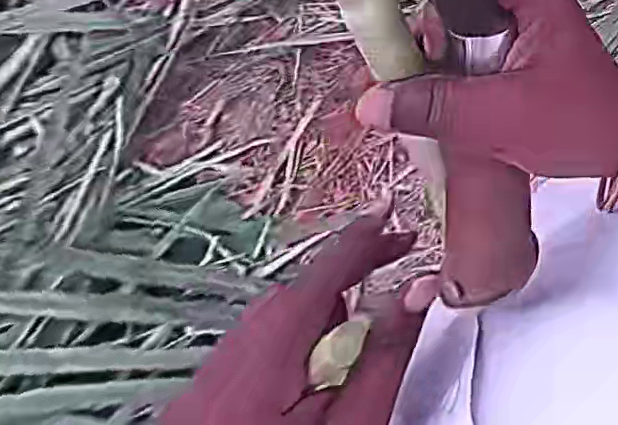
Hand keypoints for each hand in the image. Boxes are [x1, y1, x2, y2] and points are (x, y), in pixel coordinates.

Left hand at [161, 212, 436, 424]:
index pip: (329, 266)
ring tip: (343, 367)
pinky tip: (303, 390)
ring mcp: (206, 381)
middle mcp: (231, 353)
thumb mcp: (354, 423)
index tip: (395, 213)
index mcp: (271, 349)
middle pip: (301, 290)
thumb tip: (421, 286)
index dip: (369, 235)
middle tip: (385, 300)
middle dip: (346, 288)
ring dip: (320, 322)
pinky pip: (254, 348)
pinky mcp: (196, 404)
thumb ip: (388, 350)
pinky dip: (290, 348)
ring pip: (276, 319)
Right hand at [355, 0, 617, 185]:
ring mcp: (531, 43)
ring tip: (419, 107)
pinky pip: (483, 72)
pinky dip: (463, 93)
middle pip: (462, 20)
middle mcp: (531, 13)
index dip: (431, 10)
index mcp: (533, 1)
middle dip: (431, 54)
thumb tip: (372, 102)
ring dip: (445, 79)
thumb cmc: (579, 121)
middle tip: (405, 87)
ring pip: (469, 51)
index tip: (404, 47)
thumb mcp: (501, 114)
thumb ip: (438, 105)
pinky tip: (443, 118)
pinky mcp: (529, 71)